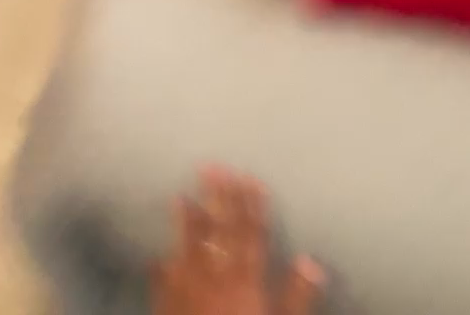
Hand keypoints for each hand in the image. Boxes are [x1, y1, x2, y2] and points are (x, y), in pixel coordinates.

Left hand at [153, 168, 324, 314]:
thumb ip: (297, 298)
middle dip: (218, 200)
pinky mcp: (169, 312)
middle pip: (220, 234)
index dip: (252, 206)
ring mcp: (189, 297)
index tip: (250, 178)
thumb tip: (310, 261)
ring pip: (188, 250)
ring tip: (180, 195)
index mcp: (248, 285)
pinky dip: (162, 267)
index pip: (252, 236)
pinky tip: (158, 255)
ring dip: (186, 222)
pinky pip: (164, 285)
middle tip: (212, 168)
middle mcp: (217, 283)